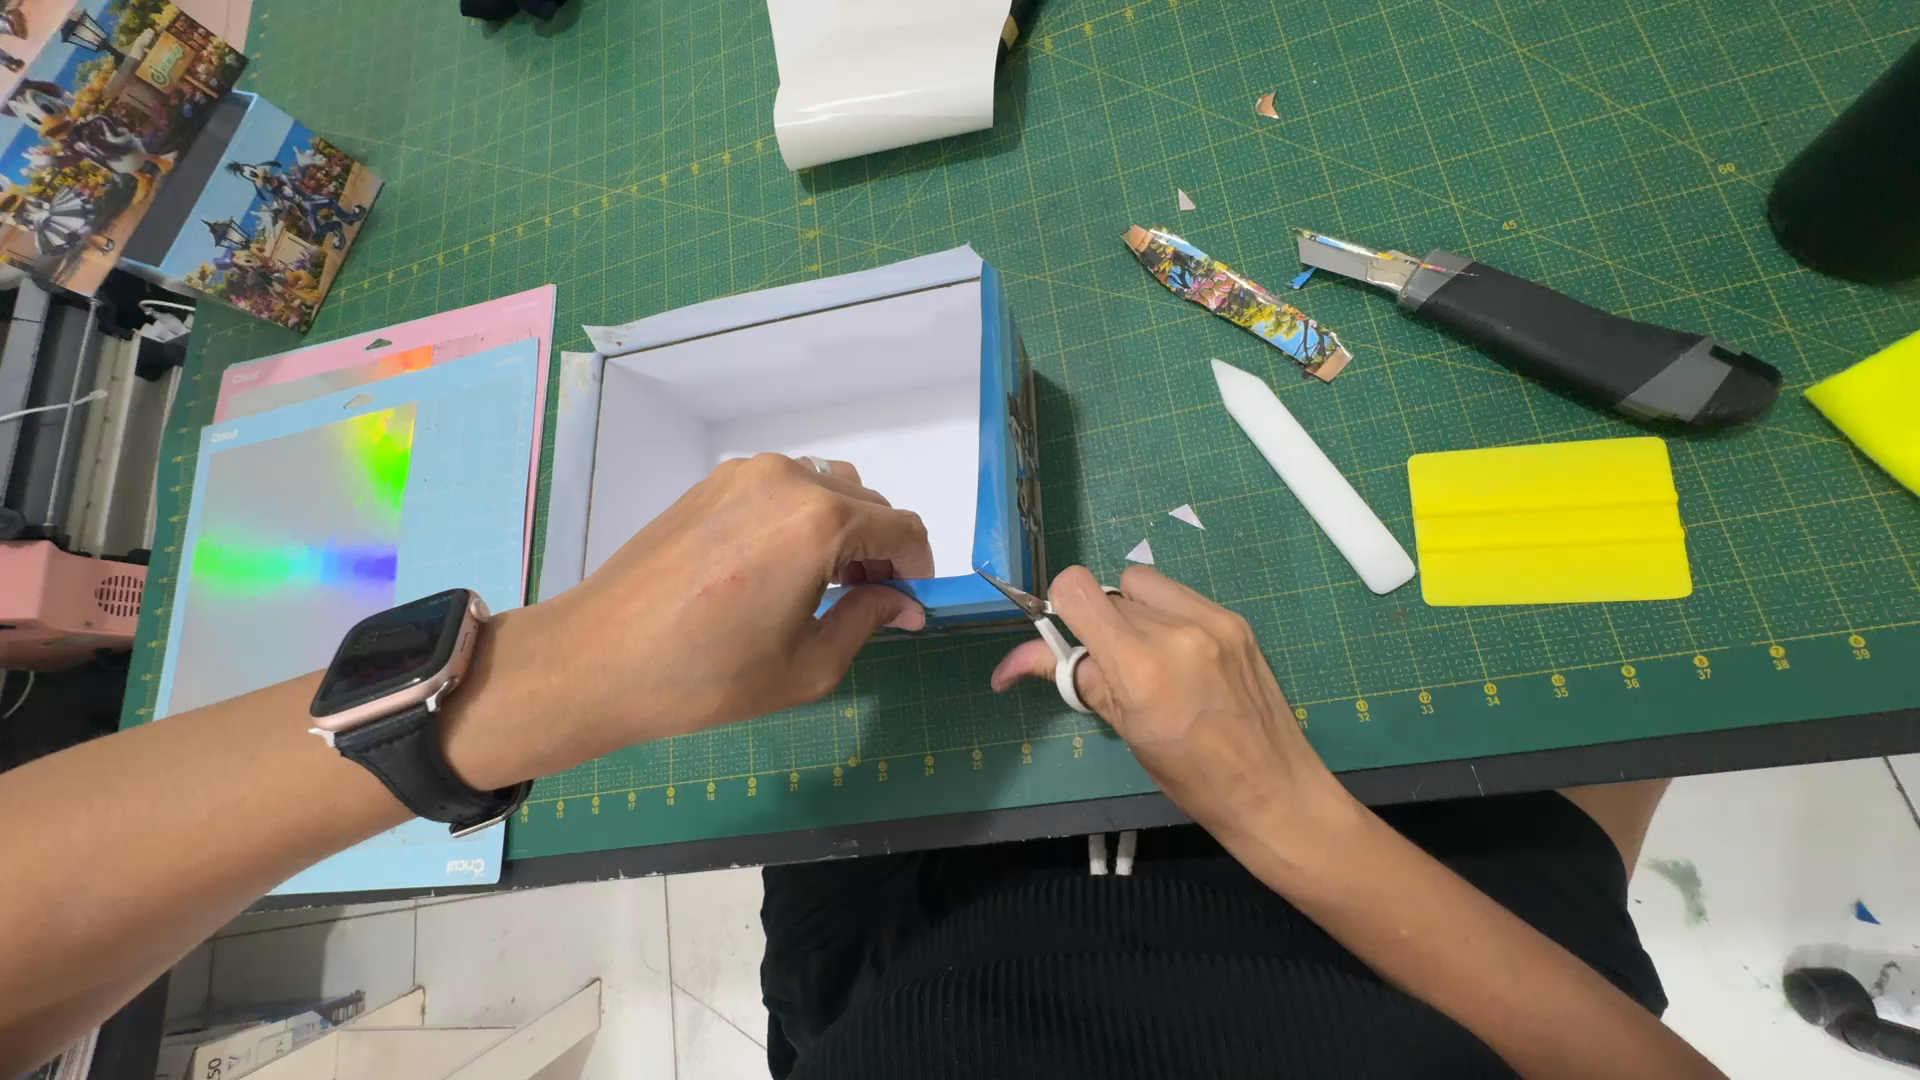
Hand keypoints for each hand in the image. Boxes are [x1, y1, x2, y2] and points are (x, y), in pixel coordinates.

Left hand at [448, 454, 931, 787]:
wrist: (596, 660)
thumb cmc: (708, 677)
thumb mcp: (808, 665)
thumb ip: (869, 618)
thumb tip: (907, 603)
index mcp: (818, 522)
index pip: (903, 528)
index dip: (918, 566)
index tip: (909, 601)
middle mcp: (788, 480)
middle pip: (868, 504)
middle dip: (881, 550)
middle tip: (866, 599)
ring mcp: (746, 473)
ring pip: (828, 488)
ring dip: (845, 529)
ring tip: (823, 582)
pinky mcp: (714, 481)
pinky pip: (786, 487)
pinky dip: (803, 517)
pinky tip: (779, 564)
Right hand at [989, 565, 1348, 835]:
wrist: (1274, 790)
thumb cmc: (1190, 776)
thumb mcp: (1123, 729)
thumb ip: (1076, 678)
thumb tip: (1020, 657)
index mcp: (1139, 667)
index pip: (1075, 588)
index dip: (1060, 605)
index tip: (1067, 633)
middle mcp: (1174, 631)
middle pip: (1106, 591)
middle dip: (1098, 622)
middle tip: (1113, 662)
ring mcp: (1211, 620)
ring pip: (1141, 584)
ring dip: (1131, 610)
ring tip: (1149, 653)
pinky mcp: (1235, 619)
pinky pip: (1178, 595)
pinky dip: (1166, 615)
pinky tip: (1182, 653)